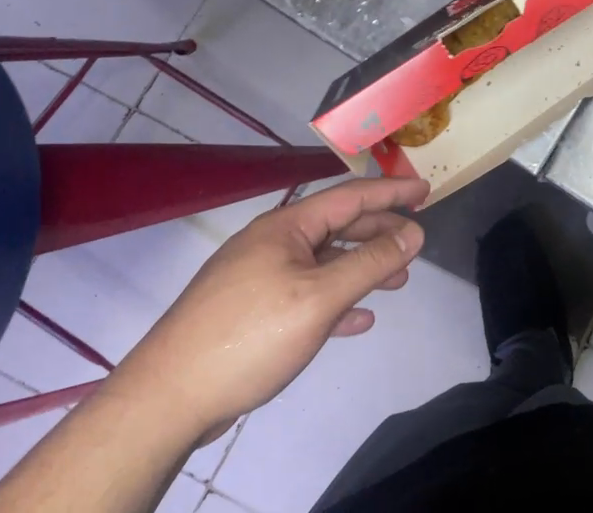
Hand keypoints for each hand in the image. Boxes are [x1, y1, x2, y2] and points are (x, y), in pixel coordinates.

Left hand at [103, 178, 430, 443]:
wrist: (165, 400)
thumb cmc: (249, 336)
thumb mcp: (320, 297)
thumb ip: (371, 262)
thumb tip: (414, 232)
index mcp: (285, 228)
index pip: (350, 197)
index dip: (391, 192)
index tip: (427, 190)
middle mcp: (270, 244)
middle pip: (337, 227)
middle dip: (379, 233)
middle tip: (416, 242)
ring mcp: (256, 279)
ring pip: (322, 263)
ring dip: (361, 269)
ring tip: (396, 283)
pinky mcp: (249, 313)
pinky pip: (304, 295)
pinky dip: (335, 301)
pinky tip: (356, 320)